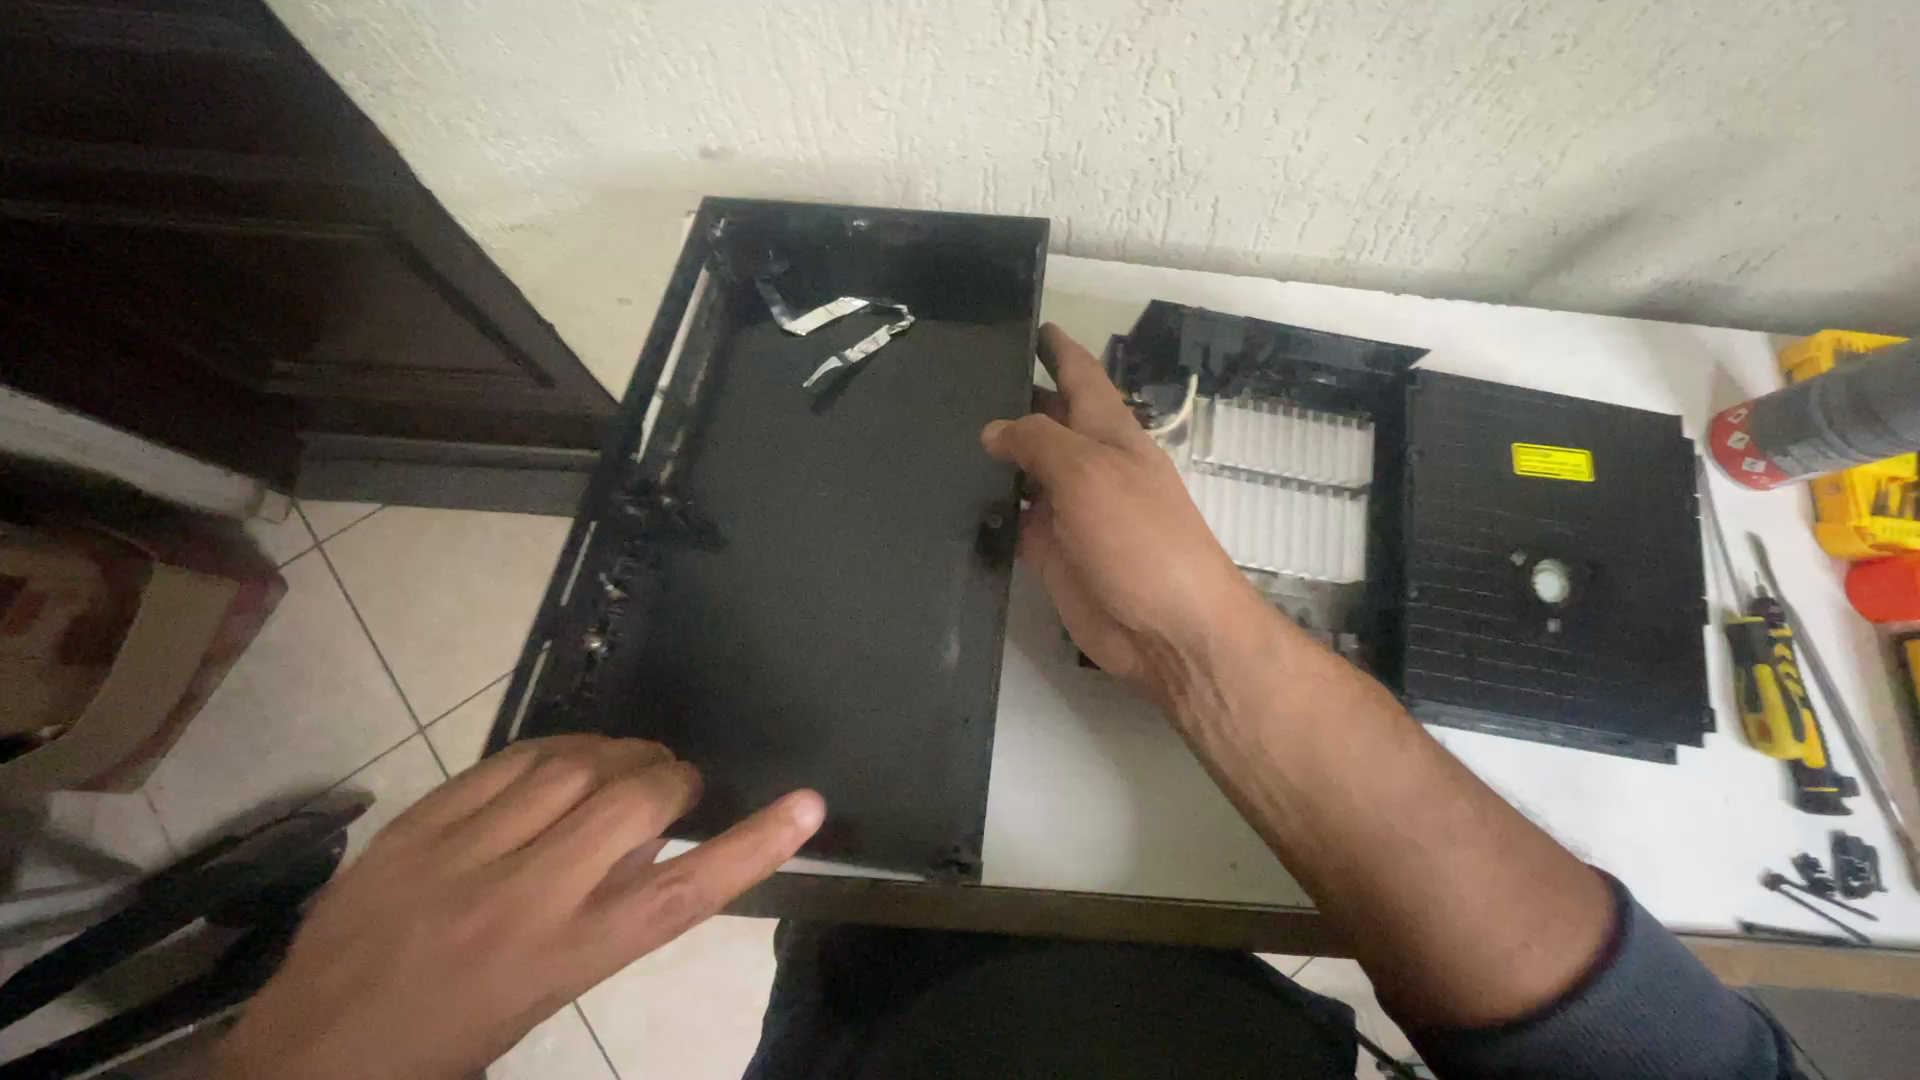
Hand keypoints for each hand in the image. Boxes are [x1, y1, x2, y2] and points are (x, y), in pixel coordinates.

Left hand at [213, 735, 823, 1079]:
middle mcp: (522, 902)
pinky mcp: (415, 827)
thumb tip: (643, 832)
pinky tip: (565, 757)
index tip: (806, 805)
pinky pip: (508, 761)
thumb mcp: (547, 990)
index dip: (754, 845)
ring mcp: (461, 857)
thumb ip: (604, 911)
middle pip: (632, 805)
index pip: (681, 893)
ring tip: (626, 763)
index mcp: (563, 960)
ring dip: (619, 754)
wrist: (300, 1067)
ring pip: (572, 768)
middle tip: (675, 784)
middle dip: (670, 778)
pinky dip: (557, 747)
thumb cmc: (447, 1044)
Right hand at [982, 324, 1267, 698]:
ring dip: (992, 457)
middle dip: (1011, 400)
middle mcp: (1088, 465)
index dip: (1057, 348)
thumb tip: (994, 430)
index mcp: (1109, 433)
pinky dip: (988, 509)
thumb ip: (1038, 442)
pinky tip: (952, 497)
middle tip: (954, 381)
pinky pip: (1013, 520)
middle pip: (1045, 422)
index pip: (1081, 376)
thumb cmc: (1140, 538)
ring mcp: (1068, 510)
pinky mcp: (1051, 551)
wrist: (1165, 629)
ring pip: (1023, 472)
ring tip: (937, 435)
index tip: (1025, 323)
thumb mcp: (1089, 473)